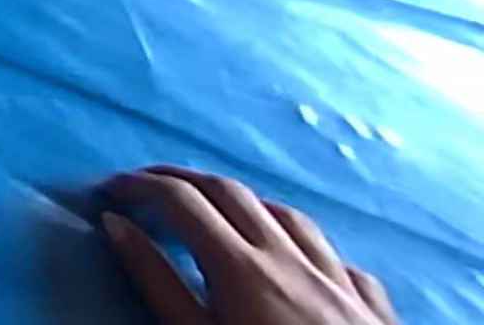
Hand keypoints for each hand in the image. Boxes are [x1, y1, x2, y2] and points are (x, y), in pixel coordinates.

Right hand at [102, 165, 399, 324]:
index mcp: (242, 266)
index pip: (177, 197)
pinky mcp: (380, 314)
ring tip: (214, 211)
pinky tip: (293, 260)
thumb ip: (155, 278)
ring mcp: (343, 286)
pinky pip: (341, 262)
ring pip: (287, 215)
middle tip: (144, 185)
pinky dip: (305, 246)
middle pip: (227, 190)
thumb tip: (113, 222)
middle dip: (177, 177)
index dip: (136, 184)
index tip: (109, 190)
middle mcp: (291, 261)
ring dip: (240, 201)